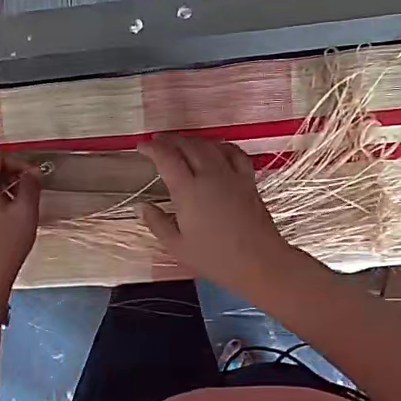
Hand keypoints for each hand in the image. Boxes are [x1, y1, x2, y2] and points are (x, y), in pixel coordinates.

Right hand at [137, 135, 315, 298]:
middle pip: (188, 145)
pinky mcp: (248, 180)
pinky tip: (216, 150)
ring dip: (192, 140)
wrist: (259, 261)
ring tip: (181, 143)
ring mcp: (232, 175)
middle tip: (157, 142)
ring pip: (210, 145)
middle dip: (170, 140)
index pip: (166, 157)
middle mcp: (210, 175)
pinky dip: (220, 146)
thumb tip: (141, 207)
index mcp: (188, 190)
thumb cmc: (215, 257)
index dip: (152, 148)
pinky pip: (234, 153)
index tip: (141, 146)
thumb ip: (156, 223)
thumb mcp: (177, 246)